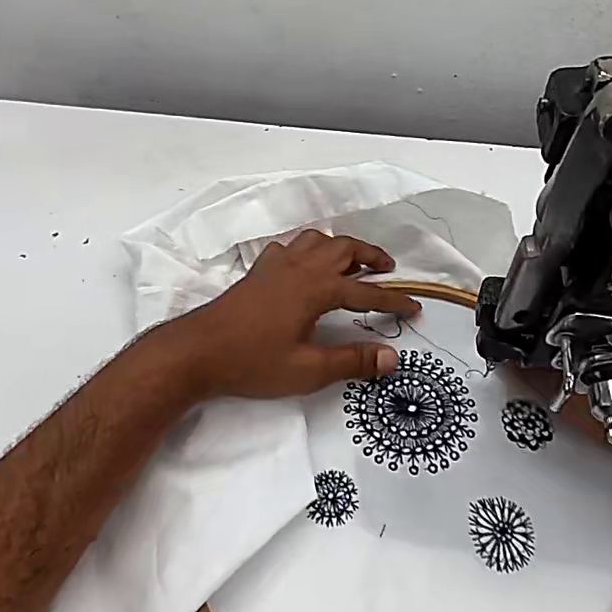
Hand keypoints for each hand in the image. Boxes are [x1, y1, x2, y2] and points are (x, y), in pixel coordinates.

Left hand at [159, 231, 421, 400]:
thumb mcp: (308, 370)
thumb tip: (392, 357)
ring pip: (315, 241)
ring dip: (339, 247)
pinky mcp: (257, 273)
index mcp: (316, 289)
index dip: (393, 300)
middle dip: (370, 255)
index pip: (366, 292)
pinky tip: (304, 267)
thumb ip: (352, 361)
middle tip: (388, 269)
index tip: (414, 307)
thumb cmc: (253, 362)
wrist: (197, 353)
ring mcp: (275, 266)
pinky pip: (288, 248)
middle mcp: (299, 268)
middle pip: (343, 249)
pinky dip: (305, 250)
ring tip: (351, 263)